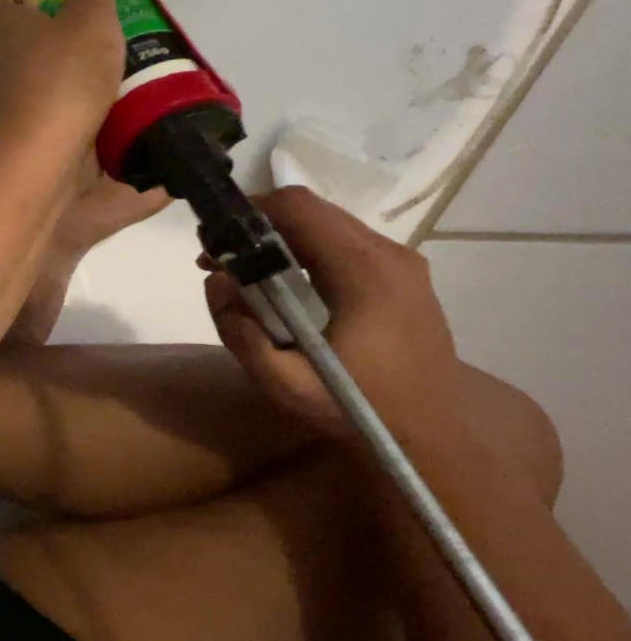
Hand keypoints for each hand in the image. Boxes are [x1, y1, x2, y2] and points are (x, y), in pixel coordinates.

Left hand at [0, 0, 132, 152]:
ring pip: (39, 76)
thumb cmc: (59, 82)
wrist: (41, 165)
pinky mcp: (38, 138)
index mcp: (6, 35)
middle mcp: (3, 71)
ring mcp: (17, 109)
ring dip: (66, 63)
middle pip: (13, 41)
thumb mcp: (87, 19)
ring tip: (111, 49)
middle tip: (78, 5)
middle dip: (39, 23)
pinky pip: (62, 109)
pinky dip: (84, 99)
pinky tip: (119, 95)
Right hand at [205, 186, 458, 436]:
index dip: (247, 213)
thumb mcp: (282, 381)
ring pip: (328, 227)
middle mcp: (389, 255)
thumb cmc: (353, 406)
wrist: (426, 433)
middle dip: (256, 228)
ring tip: (244, 278)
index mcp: (363, 272)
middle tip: (218, 262)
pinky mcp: (403, 278)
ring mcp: (402, 265)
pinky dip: (304, 254)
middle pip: (313, 212)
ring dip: (279, 242)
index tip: (213, 241)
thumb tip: (216, 280)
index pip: (299, 208)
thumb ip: (241, 331)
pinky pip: (344, 246)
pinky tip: (283, 289)